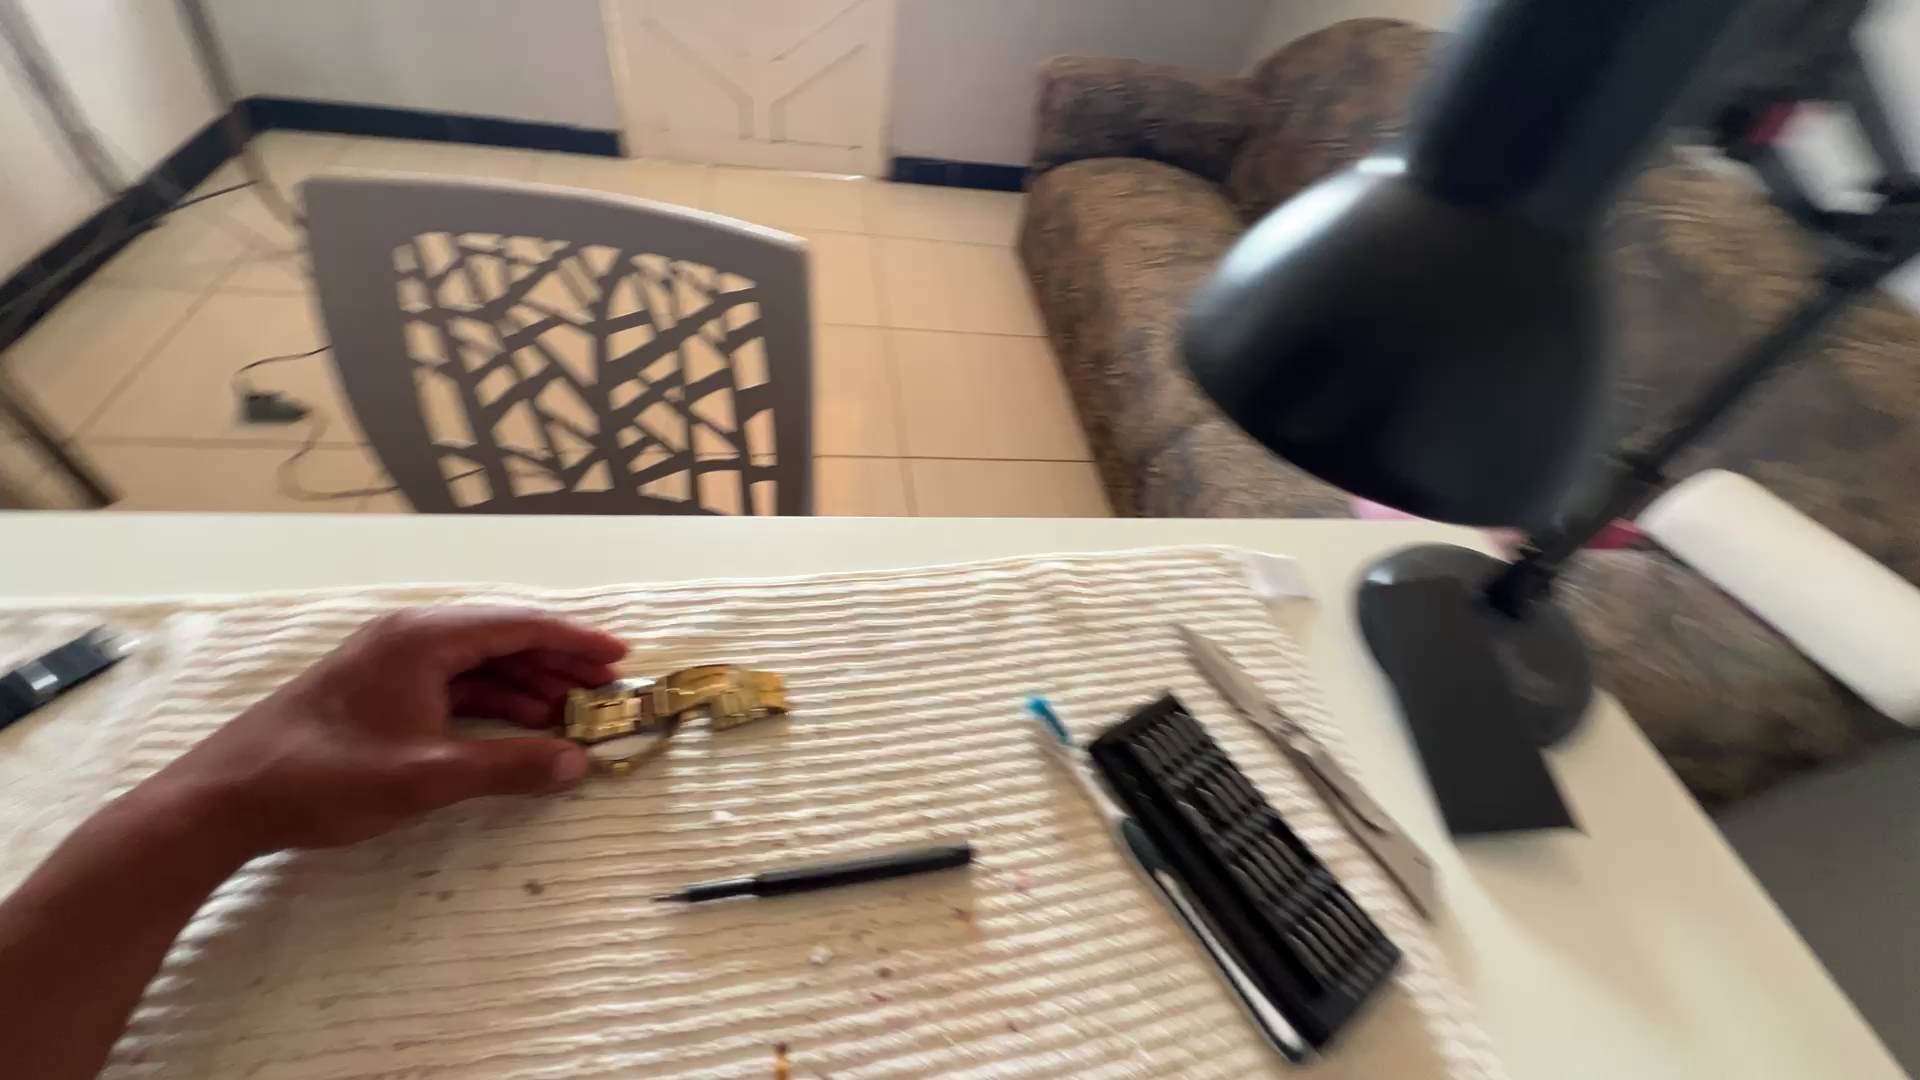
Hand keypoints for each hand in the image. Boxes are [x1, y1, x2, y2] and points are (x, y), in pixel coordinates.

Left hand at [148, 607, 627, 858]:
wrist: (215, 804)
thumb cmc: (324, 777)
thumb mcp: (427, 776)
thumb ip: (511, 766)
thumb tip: (580, 762)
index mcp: (426, 638)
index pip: (523, 625)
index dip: (578, 640)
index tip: (621, 657)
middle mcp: (416, 636)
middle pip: (509, 638)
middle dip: (562, 663)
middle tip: (607, 688)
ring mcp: (398, 660)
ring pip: (487, 661)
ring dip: (534, 683)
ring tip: (575, 708)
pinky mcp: (386, 687)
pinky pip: (462, 682)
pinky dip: (500, 699)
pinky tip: (526, 722)